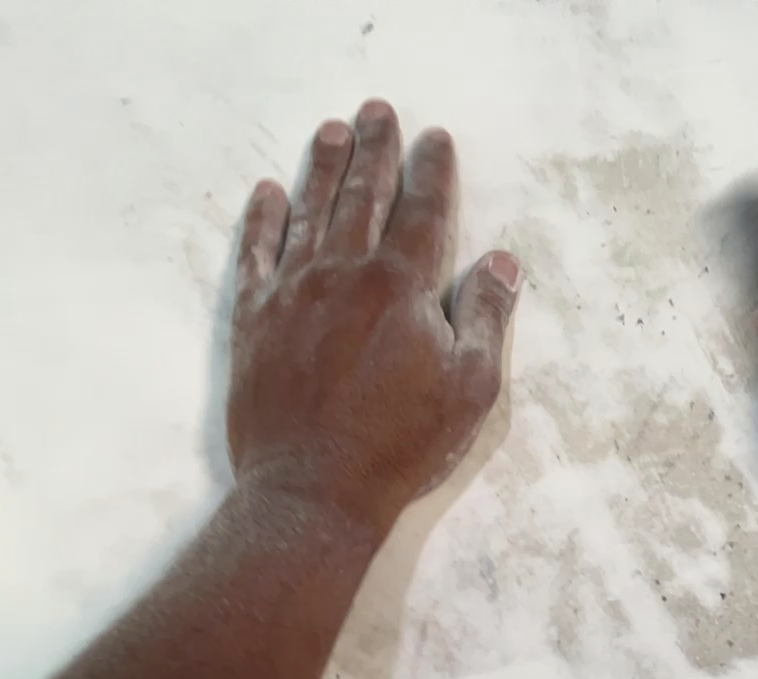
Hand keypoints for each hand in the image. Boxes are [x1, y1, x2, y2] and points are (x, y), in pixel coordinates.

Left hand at [227, 99, 519, 525]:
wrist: (315, 489)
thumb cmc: (404, 443)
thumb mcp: (471, 388)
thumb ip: (486, 317)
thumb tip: (502, 262)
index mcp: (402, 287)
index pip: (423, 211)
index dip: (432, 171)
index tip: (435, 139)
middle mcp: (344, 273)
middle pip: (363, 195)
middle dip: (376, 149)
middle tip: (379, 111)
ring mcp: (293, 292)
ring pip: (310, 211)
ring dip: (323, 167)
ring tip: (332, 131)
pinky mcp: (255, 320)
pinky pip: (257, 253)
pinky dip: (263, 220)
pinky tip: (268, 194)